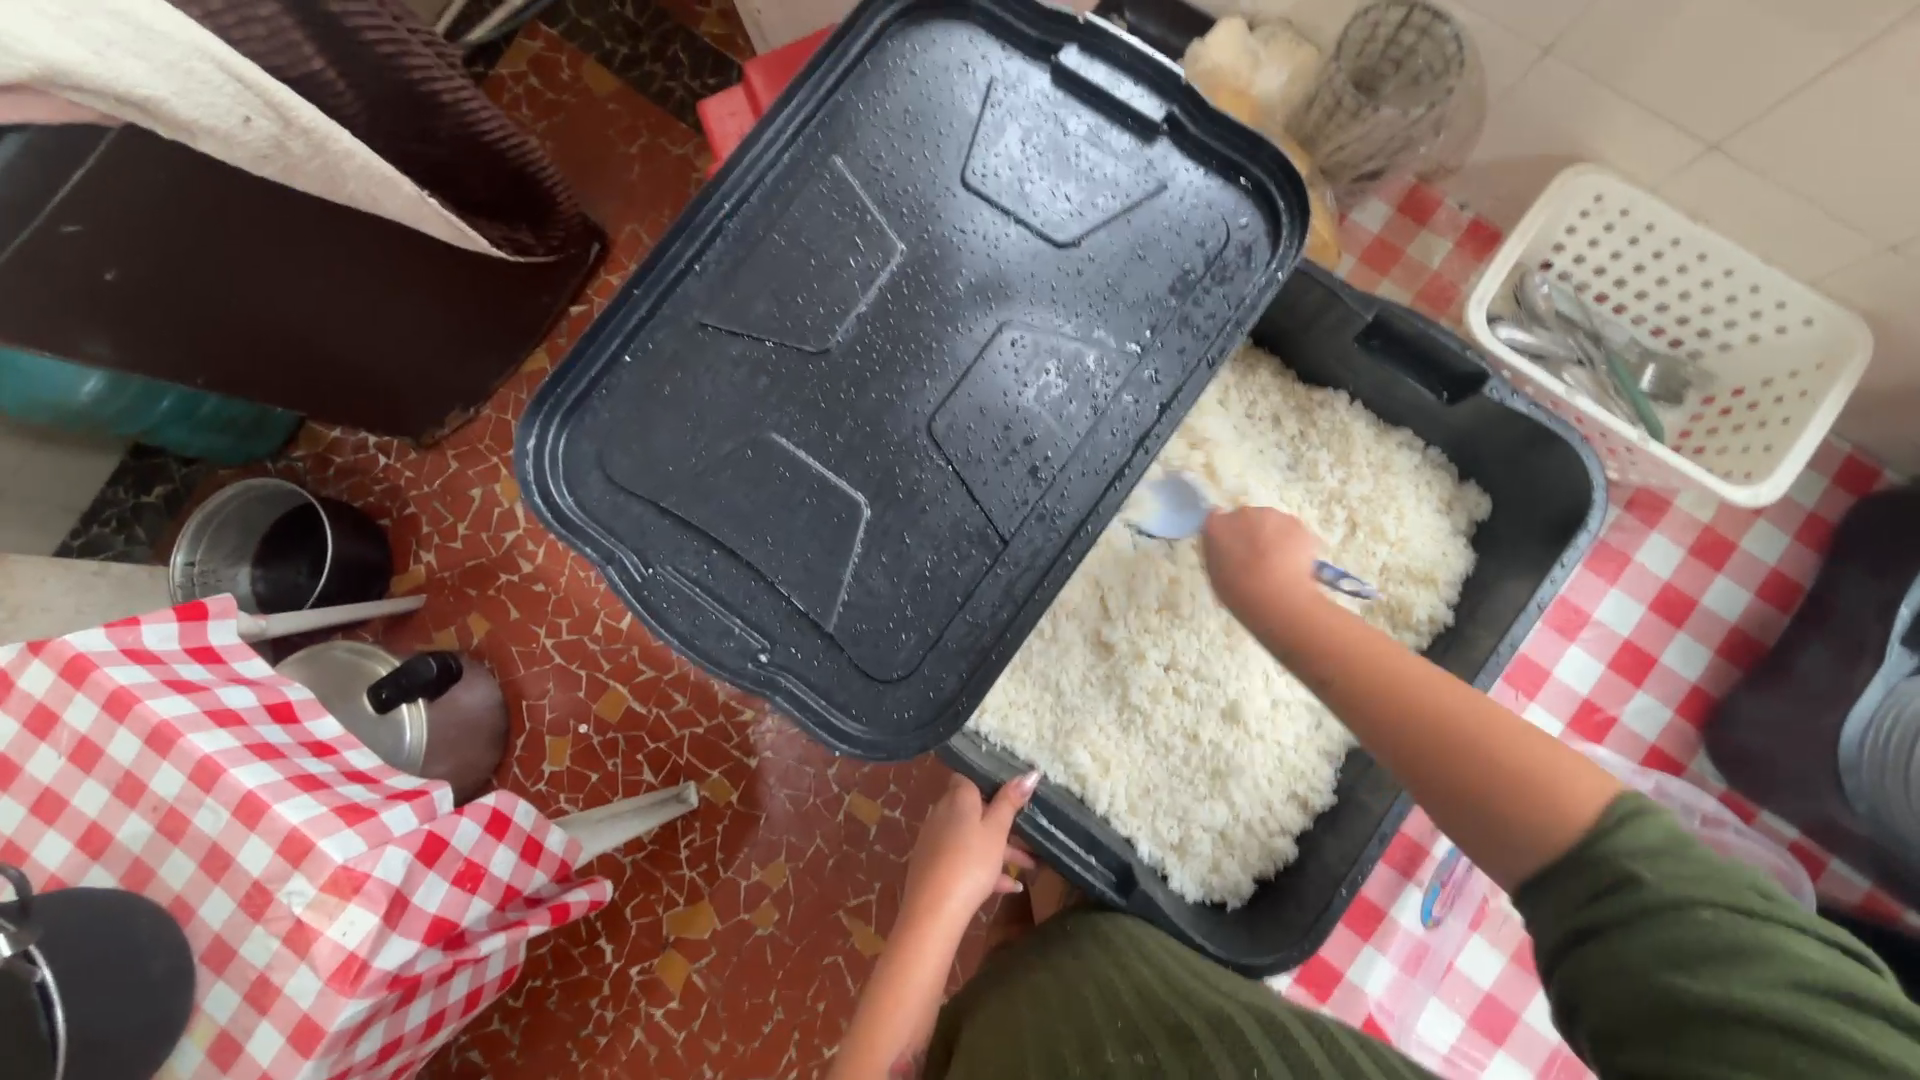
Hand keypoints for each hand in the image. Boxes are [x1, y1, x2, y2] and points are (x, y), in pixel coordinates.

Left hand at [900, 772, 1039, 930]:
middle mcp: (943, 813)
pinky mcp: (934, 864)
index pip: (968, 777)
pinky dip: (985, 868)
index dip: (988, 781)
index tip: (1011, 791)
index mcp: (958, 798)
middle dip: (1001, 822)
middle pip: (974, 810)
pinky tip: (1010, 887)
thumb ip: (1011, 801)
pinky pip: (964, 859)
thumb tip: (1030, 773)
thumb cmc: (970, 861)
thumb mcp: (997, 830)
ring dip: (1000, 850)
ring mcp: (936, 839)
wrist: (934, 909)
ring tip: (1030, 866)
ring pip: (973, 837)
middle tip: (1027, 832)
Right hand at [1202, 506, 1324, 623]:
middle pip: (1246, 518)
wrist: (1277, 596)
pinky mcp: (1296, 523)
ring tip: (1279, 564)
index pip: (1216, 519)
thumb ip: (1220, 553)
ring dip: (1273, 536)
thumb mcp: (1216, 574)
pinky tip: (1295, 564)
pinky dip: (1293, 543)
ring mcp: (1272, 515)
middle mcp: (1242, 513)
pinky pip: (1292, 531)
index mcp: (1216, 526)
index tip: (1231, 548)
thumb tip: (1228, 549)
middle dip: (1251, 533)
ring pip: (1271, 522)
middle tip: (1257, 559)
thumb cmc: (1239, 591)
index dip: (1226, 533)